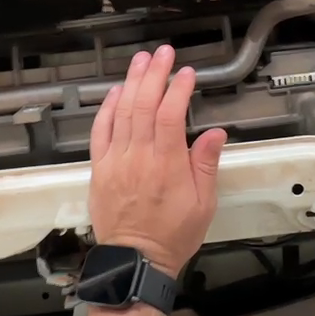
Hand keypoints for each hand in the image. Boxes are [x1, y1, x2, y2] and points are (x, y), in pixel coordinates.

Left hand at [87, 45, 226, 277]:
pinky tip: (116, 91)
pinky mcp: (99, 167)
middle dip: (154, 74)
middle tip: (163, 53)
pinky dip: (107, 108)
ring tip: (141, 60)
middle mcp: (138, 156)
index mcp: (166, 164)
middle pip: (144, 105)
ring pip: (122, 112)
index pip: (171, 115)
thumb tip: (215, 132)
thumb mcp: (203, 204)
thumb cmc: (174, 233)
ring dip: (132, 82)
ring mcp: (115, 160)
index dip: (178, 89)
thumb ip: (206, 164)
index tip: (187, 72)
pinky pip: (100, 131)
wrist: (135, 262)